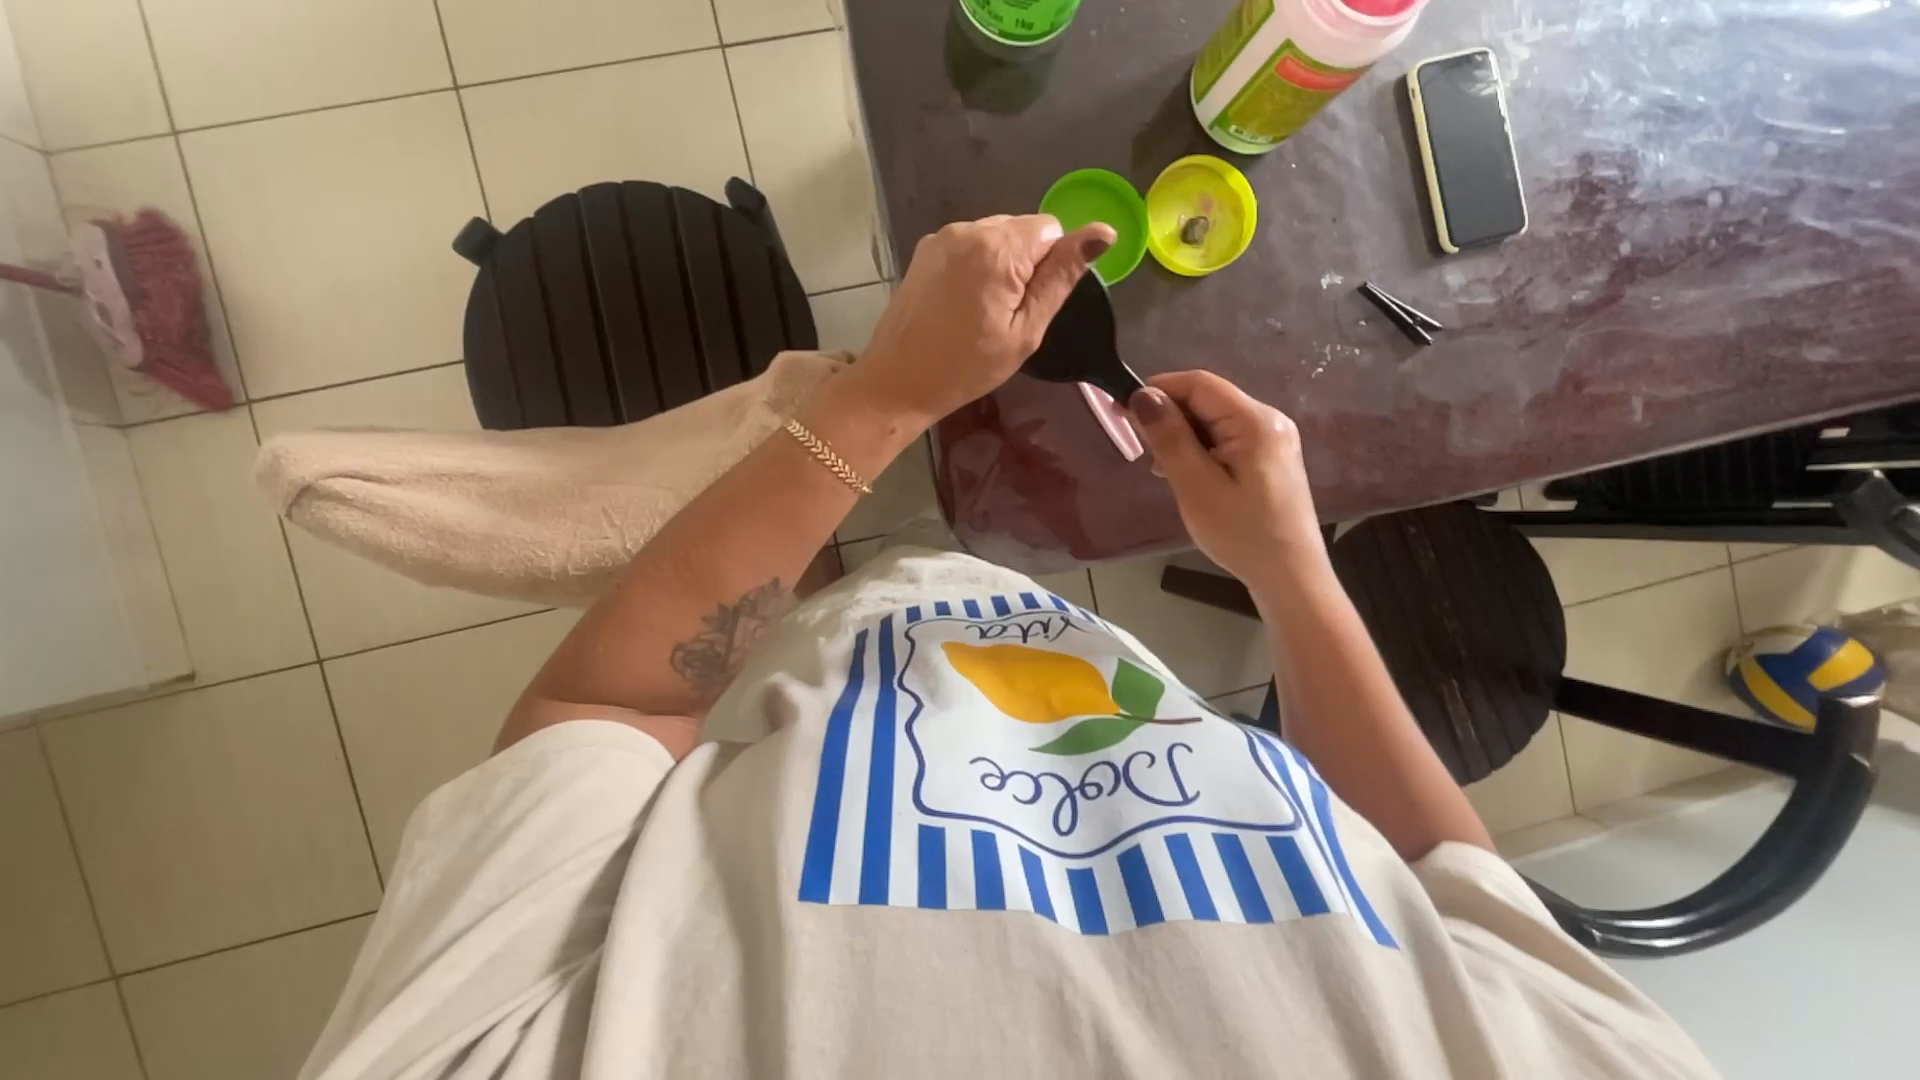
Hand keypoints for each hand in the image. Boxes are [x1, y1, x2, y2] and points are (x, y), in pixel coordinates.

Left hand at [846, 214, 1115, 424]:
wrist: (898, 381)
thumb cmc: (966, 367)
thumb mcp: (1025, 331)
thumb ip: (1061, 278)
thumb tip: (1103, 233)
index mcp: (998, 248)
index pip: (1051, 229)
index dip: (1051, 266)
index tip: (1031, 305)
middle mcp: (969, 229)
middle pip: (1022, 229)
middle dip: (1025, 265)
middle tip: (1006, 315)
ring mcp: (942, 237)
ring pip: (995, 236)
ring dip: (1000, 267)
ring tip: (981, 313)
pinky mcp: (925, 249)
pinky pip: (968, 246)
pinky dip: (975, 268)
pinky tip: (961, 305)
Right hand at [1129, 372, 1326, 590]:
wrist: (1290, 576)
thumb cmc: (1241, 534)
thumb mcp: (1196, 487)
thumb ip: (1170, 438)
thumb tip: (1142, 395)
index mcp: (1255, 421)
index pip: (1199, 384)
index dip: (1157, 389)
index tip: (1121, 409)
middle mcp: (1269, 420)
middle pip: (1207, 399)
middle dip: (1168, 415)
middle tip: (1139, 447)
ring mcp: (1273, 439)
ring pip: (1214, 420)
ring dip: (1182, 435)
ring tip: (1161, 468)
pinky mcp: (1270, 458)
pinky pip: (1226, 438)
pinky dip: (1200, 448)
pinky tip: (1186, 474)